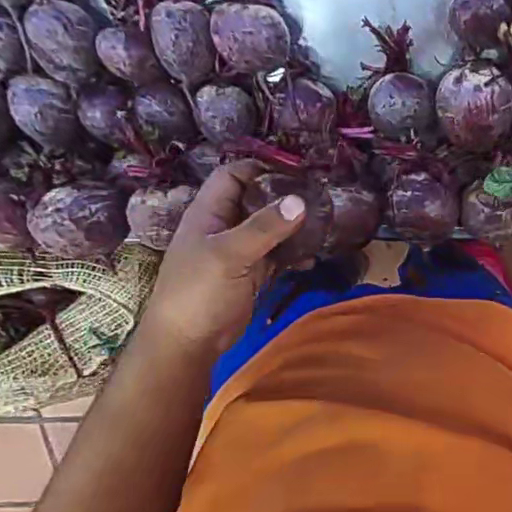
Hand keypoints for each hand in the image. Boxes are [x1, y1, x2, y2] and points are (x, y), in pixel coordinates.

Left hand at [138, 160, 306, 353]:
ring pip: (269, 229)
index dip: (259, 168)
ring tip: (324, 221)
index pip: (233, 176)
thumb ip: (264, 228)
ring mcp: (239, 252)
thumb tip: (299, 200)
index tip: (295, 171)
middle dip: (283, 197)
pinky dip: (294, 255)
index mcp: (209, 213)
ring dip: (293, 226)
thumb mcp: (229, 254)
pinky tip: (313, 256)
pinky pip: (276, 256)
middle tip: (319, 194)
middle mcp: (224, 227)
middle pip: (256, 201)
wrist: (188, 342)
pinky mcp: (252, 275)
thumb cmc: (198, 291)